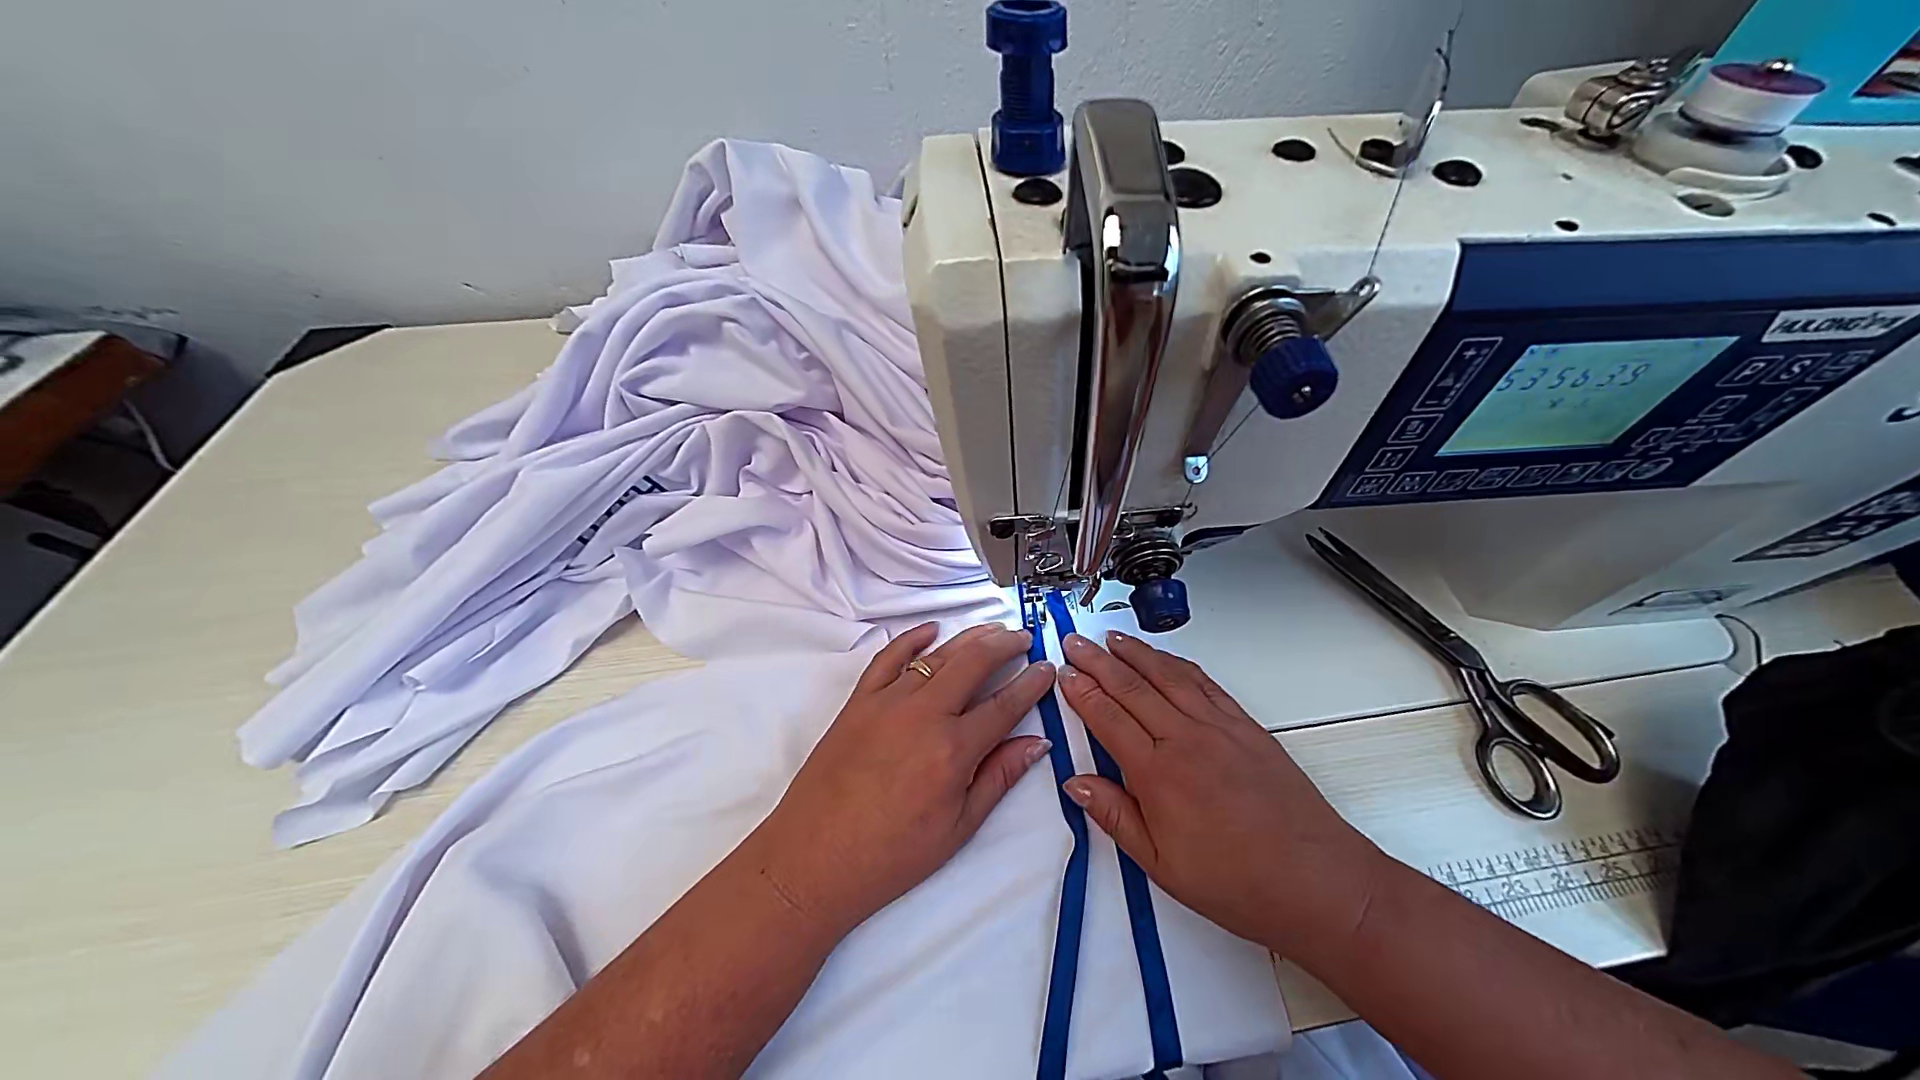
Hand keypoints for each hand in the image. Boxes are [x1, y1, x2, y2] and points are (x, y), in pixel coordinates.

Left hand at [747, 623, 1055, 933]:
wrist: (813, 858)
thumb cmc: (888, 855)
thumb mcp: (957, 828)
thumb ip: (998, 778)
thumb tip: (1035, 745)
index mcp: (953, 751)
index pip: (1005, 705)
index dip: (1031, 684)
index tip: (1046, 669)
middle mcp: (922, 716)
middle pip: (974, 663)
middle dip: (1005, 645)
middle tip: (1022, 637)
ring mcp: (887, 703)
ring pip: (936, 655)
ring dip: (968, 638)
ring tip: (991, 630)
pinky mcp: (858, 702)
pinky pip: (887, 658)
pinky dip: (911, 639)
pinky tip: (930, 630)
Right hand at [1057, 630, 1384, 955]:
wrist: (1318, 884)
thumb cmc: (1243, 882)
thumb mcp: (1161, 864)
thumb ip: (1115, 816)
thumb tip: (1079, 785)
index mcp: (1160, 774)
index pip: (1108, 717)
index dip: (1082, 692)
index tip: (1065, 674)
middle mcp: (1187, 741)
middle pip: (1131, 687)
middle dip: (1097, 661)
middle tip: (1076, 643)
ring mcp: (1220, 729)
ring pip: (1167, 676)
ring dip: (1135, 652)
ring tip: (1112, 638)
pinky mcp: (1247, 727)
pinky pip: (1205, 683)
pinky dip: (1180, 664)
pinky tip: (1166, 658)